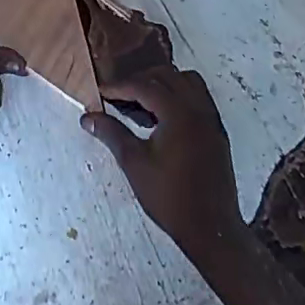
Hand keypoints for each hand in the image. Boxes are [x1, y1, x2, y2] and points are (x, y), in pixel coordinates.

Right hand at [81, 68, 246, 262]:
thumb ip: (111, 134)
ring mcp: (211, 120)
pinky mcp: (217, 133)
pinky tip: (161, 119)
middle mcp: (199, 109)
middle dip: (140, 81)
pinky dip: (178, 97)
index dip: (120, 86)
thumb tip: (88, 117)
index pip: (145, 86)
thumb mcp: (134, 163)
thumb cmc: (169, 197)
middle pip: (167, 76)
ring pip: (187, 83)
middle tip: (118, 96)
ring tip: (140, 104)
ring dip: (163, 85)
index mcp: (179, 113)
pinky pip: (198, 99)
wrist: (210, 228)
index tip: (101, 92)